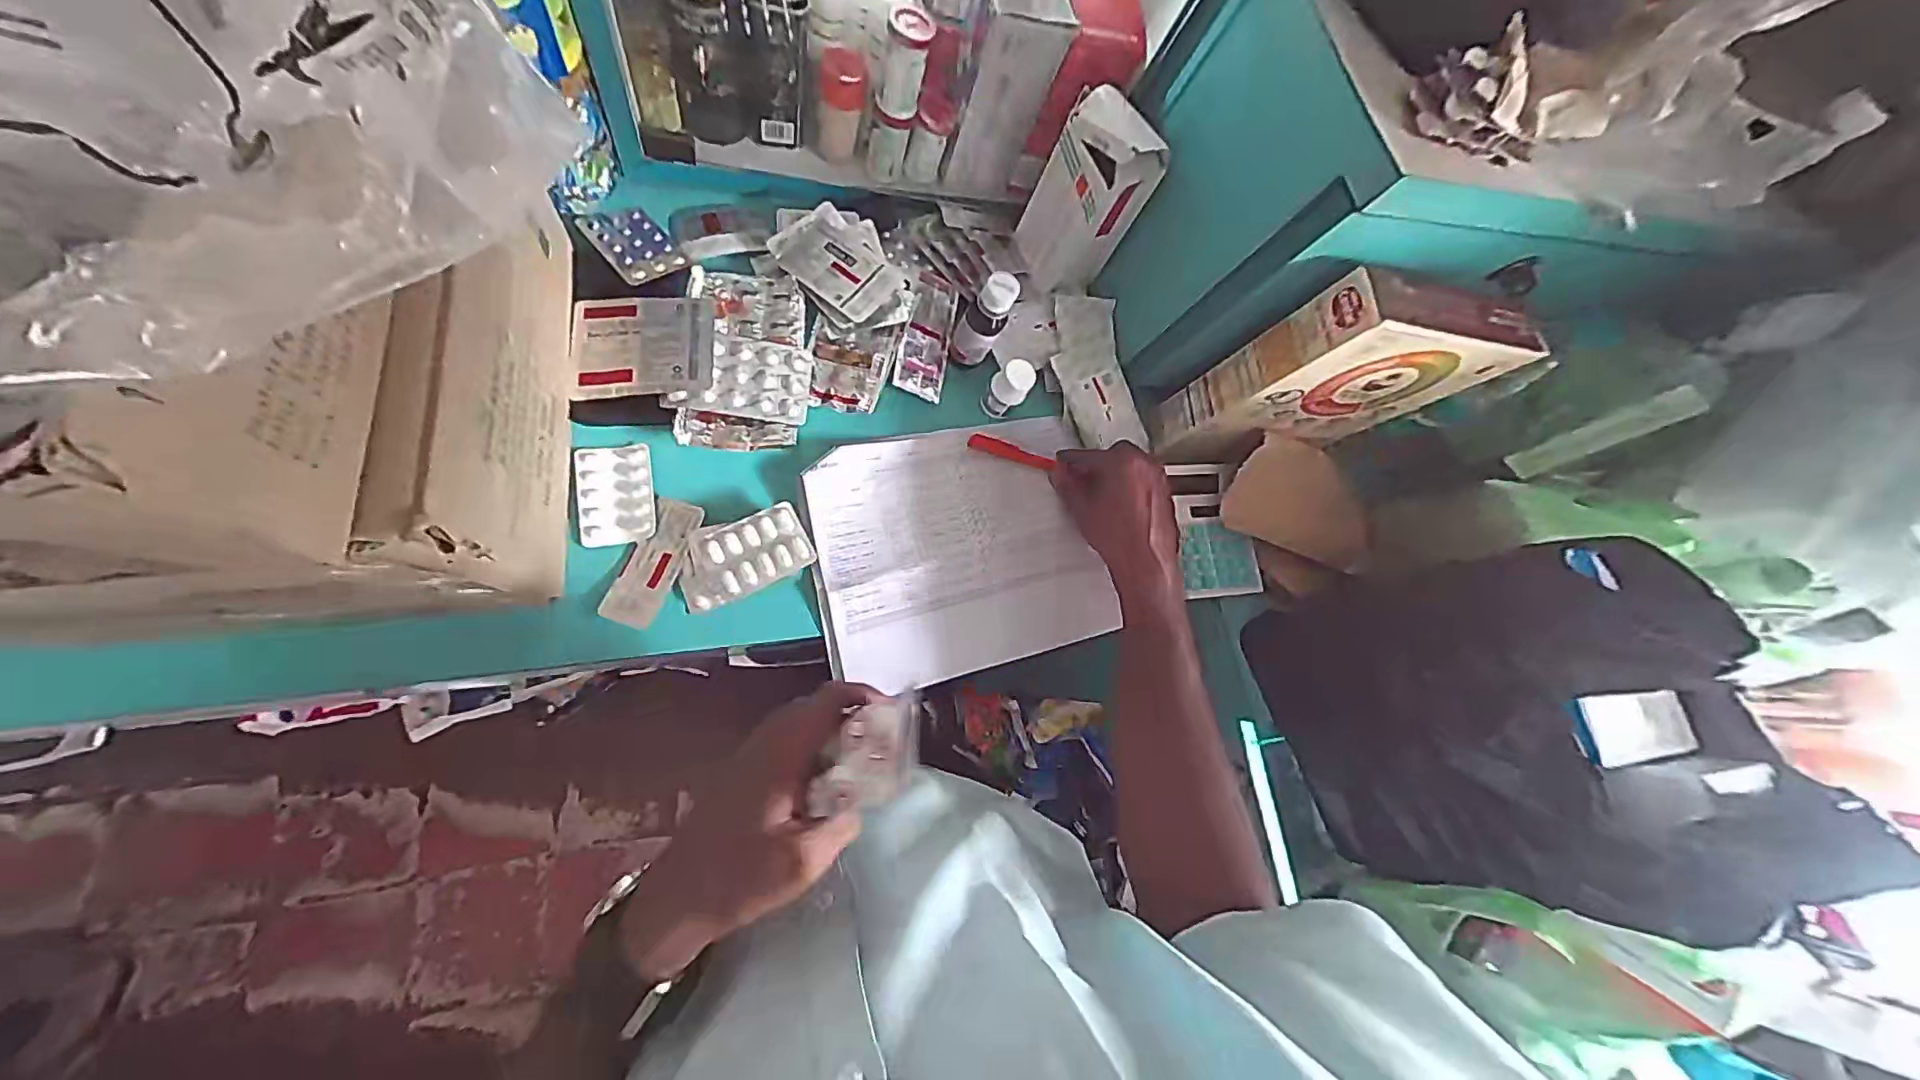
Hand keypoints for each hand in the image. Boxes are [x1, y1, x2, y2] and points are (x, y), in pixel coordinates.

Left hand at [616, 682, 878, 981]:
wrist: (677, 897)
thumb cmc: (737, 878)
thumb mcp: (802, 862)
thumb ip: (840, 826)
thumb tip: (856, 805)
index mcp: (781, 752)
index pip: (829, 699)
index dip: (864, 696)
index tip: (890, 715)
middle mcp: (766, 741)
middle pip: (819, 706)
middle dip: (855, 717)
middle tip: (880, 744)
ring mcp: (752, 753)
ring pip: (804, 723)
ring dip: (835, 733)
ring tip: (860, 763)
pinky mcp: (746, 769)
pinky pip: (790, 742)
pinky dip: (816, 748)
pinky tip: (825, 783)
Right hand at [1051, 443, 1182, 607]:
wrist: (1145, 562)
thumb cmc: (1120, 538)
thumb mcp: (1080, 508)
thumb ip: (1067, 485)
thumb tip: (1061, 475)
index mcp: (1122, 461)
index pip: (1087, 455)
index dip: (1069, 461)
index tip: (1062, 464)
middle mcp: (1144, 465)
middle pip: (1111, 456)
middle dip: (1094, 468)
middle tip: (1079, 481)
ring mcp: (1157, 479)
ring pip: (1128, 469)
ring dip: (1112, 478)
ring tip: (1098, 498)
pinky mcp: (1163, 494)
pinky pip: (1141, 483)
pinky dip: (1127, 489)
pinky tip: (1116, 508)